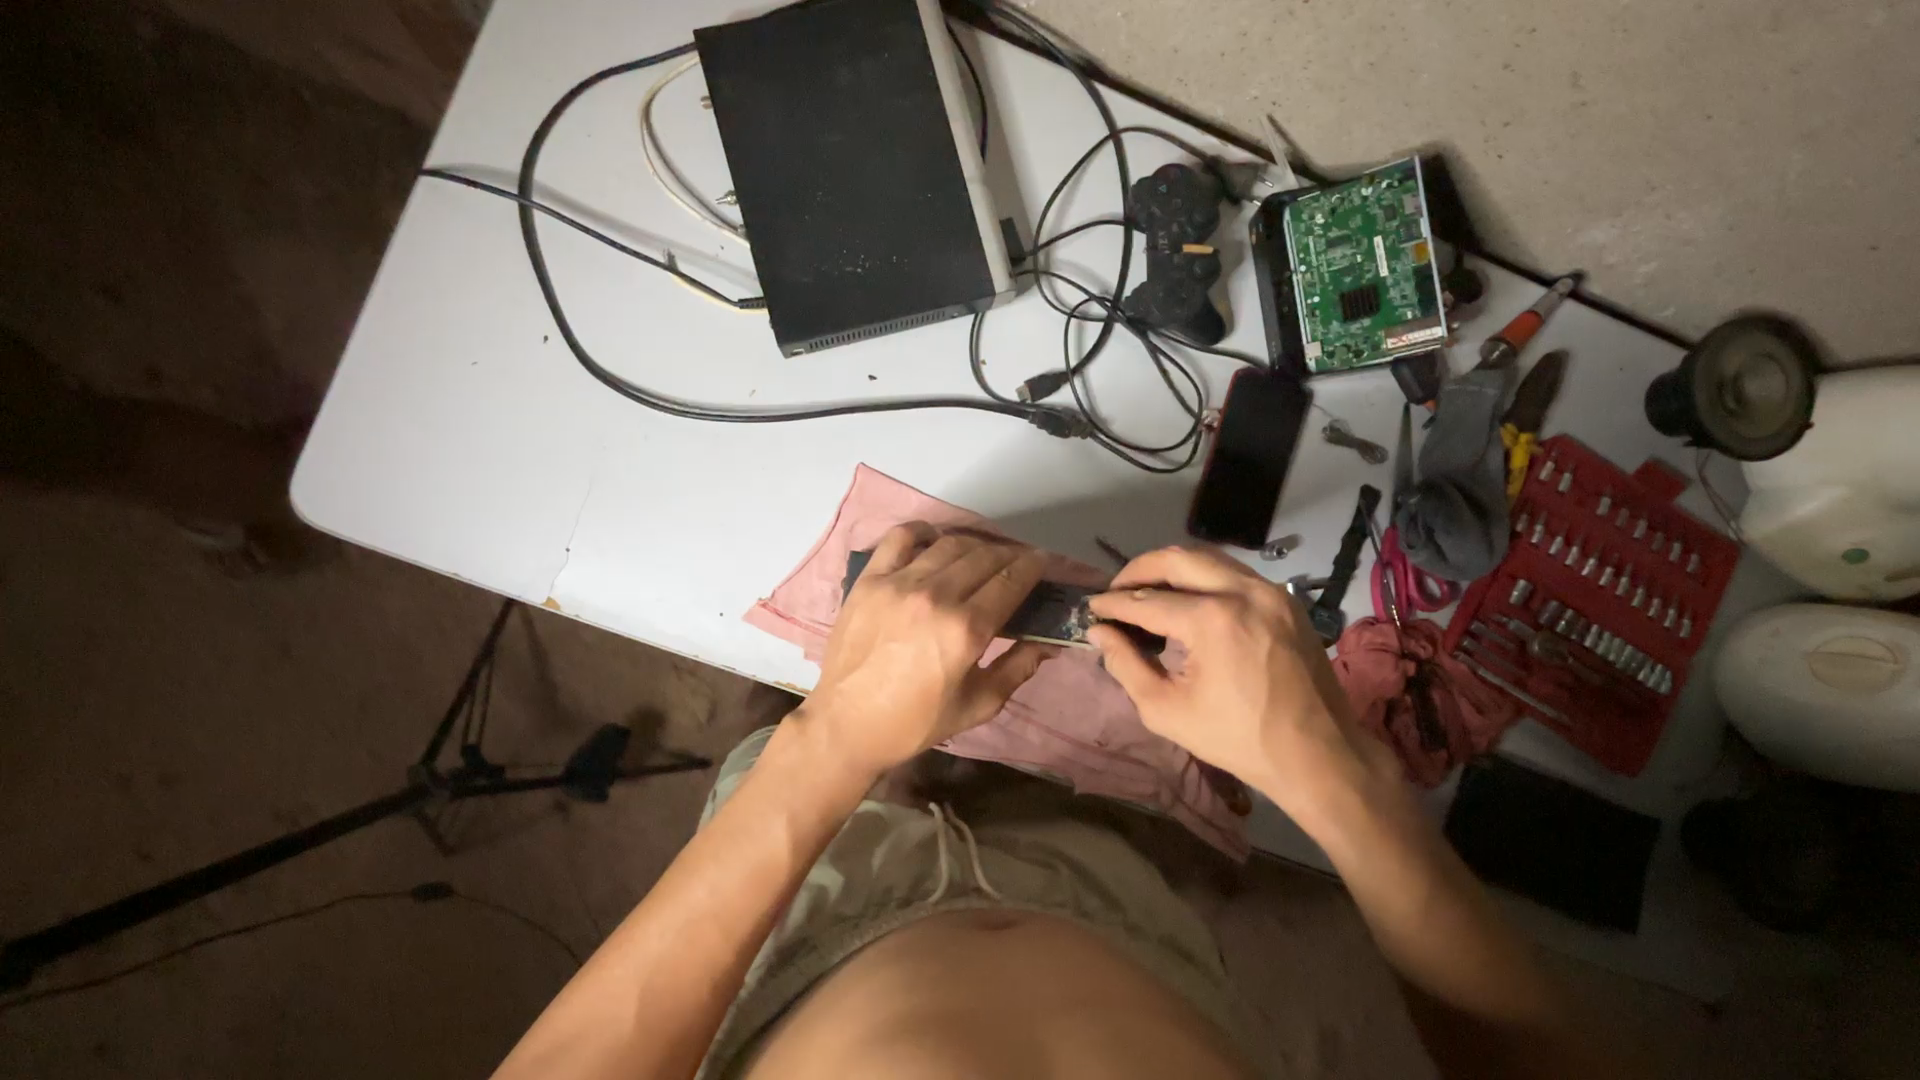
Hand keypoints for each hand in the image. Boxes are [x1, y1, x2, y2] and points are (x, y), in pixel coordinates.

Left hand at [799, 523, 1051, 777]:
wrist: (847, 725)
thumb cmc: (916, 722)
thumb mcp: (978, 704)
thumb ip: (1019, 667)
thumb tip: (1049, 641)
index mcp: (966, 629)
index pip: (1011, 580)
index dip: (1034, 566)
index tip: (1043, 563)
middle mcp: (935, 596)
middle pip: (985, 557)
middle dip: (1010, 555)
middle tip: (1017, 563)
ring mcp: (898, 583)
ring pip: (949, 544)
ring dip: (974, 544)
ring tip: (982, 555)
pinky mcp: (869, 580)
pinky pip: (899, 538)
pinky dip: (923, 531)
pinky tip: (934, 539)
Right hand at [1085, 547, 1396, 832]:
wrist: (1318, 753)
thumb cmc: (1236, 739)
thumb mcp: (1166, 710)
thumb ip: (1125, 664)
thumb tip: (1099, 631)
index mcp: (1211, 620)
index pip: (1147, 600)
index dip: (1113, 604)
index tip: (1091, 608)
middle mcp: (1242, 592)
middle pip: (1177, 559)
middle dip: (1139, 570)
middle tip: (1116, 591)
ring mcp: (1270, 591)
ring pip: (1209, 559)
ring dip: (1172, 569)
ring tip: (1148, 591)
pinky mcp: (1286, 600)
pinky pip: (1235, 573)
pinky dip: (1204, 578)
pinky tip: (1188, 602)